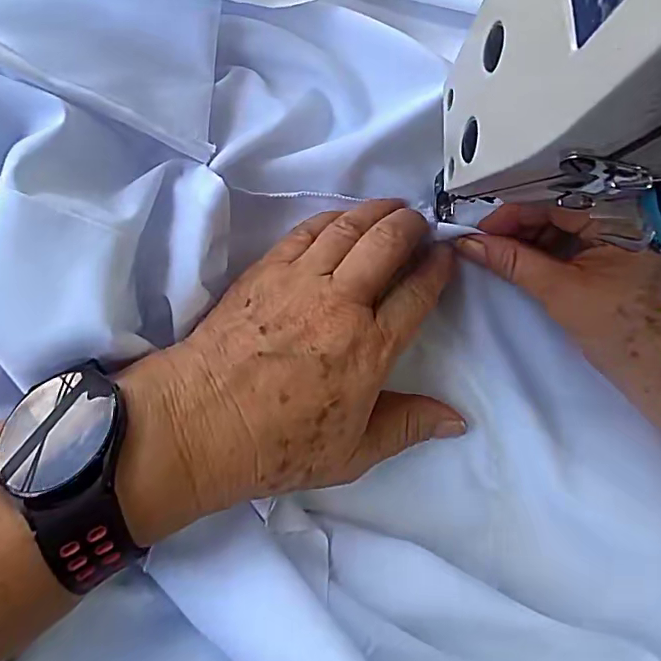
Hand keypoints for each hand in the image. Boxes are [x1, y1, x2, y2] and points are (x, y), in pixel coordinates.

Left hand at [116, 199, 464, 541]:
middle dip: (410, 227)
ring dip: (374, 213)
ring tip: (390, 208)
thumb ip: (406, 426)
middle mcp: (340, 304)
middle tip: (420, 223)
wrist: (204, 418)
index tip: (446, 256)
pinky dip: (328, 219)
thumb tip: (456, 418)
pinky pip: (304, 233)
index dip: (437, 269)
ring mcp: (298, 281)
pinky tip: (339, 219)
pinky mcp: (263, 271)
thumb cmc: (278, 444)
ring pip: (346, 230)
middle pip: (386, 245)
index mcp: (369, 348)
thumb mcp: (352, 453)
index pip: (416, 294)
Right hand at [450, 203, 660, 455]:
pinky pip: (580, 243)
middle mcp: (635, 222)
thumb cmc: (641, 342)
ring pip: (568, 226)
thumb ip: (512, 261)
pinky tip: (530, 266)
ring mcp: (633, 241)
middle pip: (560, 209)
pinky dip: (551, 252)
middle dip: (518, 226)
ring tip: (505, 259)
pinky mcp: (629, 260)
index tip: (479, 231)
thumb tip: (472, 243)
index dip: (510, 212)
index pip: (554, 199)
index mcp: (628, 219)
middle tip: (484, 245)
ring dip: (531, 239)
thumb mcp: (561, 294)